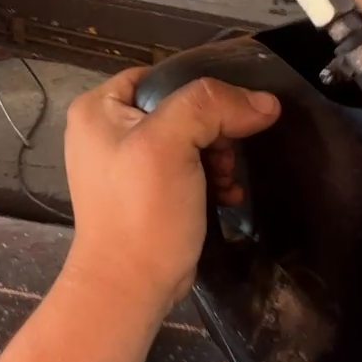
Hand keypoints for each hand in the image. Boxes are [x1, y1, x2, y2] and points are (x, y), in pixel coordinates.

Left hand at [59, 68, 281, 314]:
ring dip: (216, 156)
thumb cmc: (141, 208)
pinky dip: (208, 178)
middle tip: (229, 155)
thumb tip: (263, 101)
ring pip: (186, 139)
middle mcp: (104, 129)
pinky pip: (184, 168)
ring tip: (227, 180)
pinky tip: (226, 195)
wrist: (128, 286)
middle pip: (177, 108)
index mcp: (97, 107)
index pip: (159, 75)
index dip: (199, 89)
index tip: (234, 111)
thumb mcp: (170, 143)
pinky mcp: (141, 191)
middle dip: (213, 131)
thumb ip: (210, 107)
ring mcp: (122, 162)